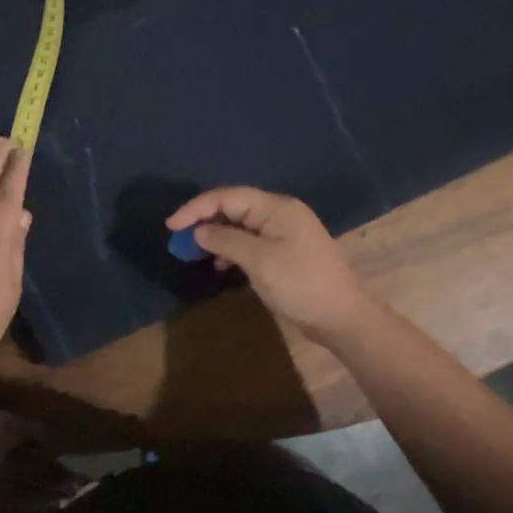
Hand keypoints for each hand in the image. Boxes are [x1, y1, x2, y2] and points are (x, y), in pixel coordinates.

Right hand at [166, 186, 371, 339]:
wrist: (341, 316)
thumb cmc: (300, 284)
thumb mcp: (259, 261)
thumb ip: (226, 241)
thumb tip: (200, 231)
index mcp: (276, 208)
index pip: (228, 197)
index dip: (196, 208)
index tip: (171, 226)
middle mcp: (280, 214)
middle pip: (233, 207)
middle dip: (204, 220)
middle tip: (178, 239)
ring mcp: (284, 233)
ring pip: (240, 226)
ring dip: (216, 236)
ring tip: (194, 253)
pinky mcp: (284, 252)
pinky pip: (250, 242)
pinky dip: (231, 250)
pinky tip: (221, 266)